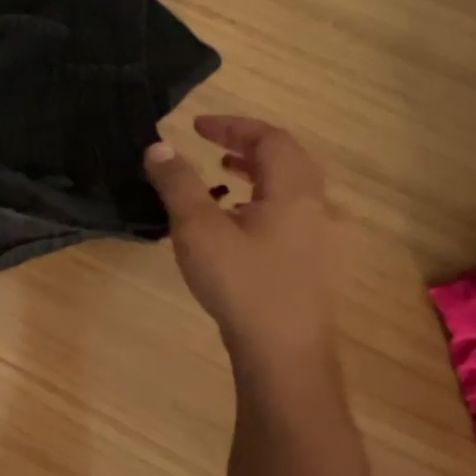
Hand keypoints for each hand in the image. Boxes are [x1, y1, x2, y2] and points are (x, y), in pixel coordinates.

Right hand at [143, 116, 338, 364]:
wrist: (282, 349)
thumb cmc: (241, 282)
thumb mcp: (197, 229)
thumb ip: (178, 184)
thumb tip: (159, 146)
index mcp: (294, 193)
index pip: (271, 140)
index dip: (233, 127)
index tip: (196, 126)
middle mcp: (315, 208)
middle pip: (288, 160)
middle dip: (247, 145)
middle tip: (208, 144)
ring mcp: (317, 237)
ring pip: (291, 188)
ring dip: (256, 172)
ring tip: (220, 175)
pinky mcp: (309, 261)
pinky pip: (288, 212)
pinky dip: (260, 198)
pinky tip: (233, 220)